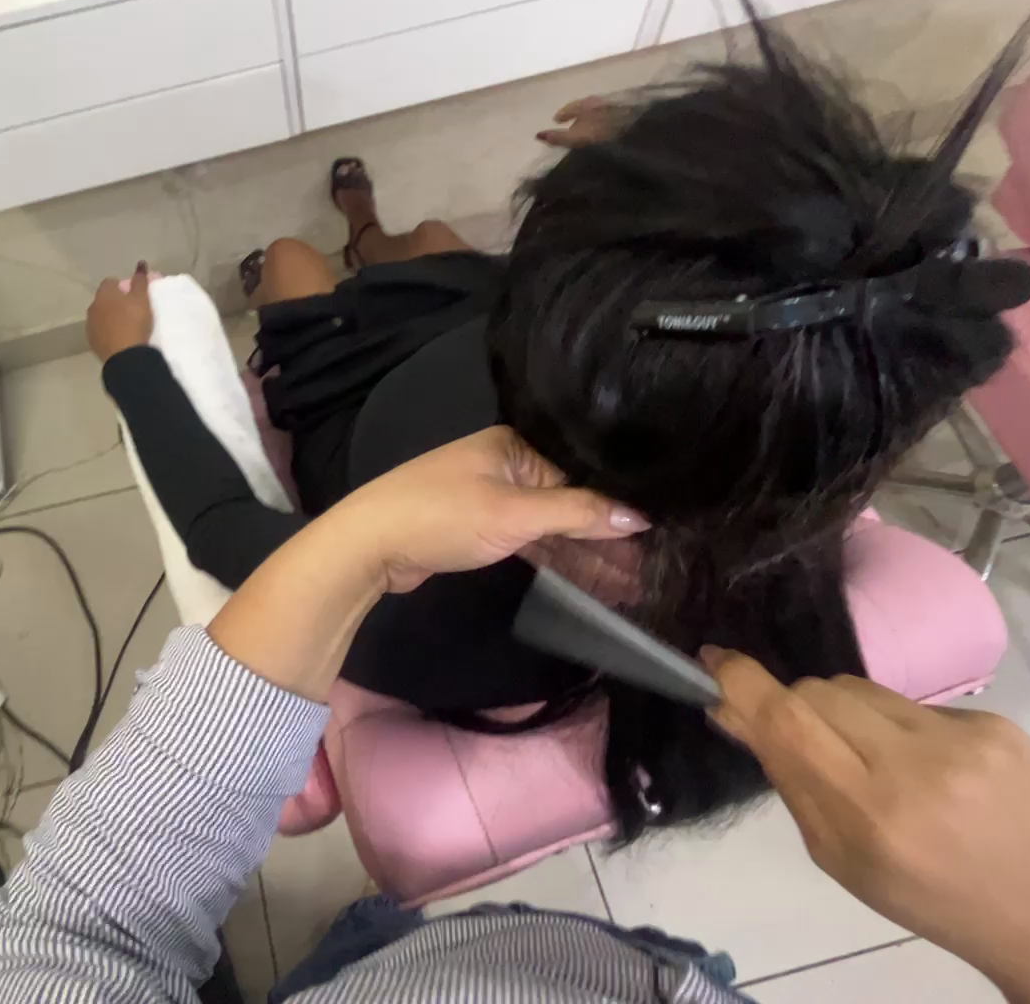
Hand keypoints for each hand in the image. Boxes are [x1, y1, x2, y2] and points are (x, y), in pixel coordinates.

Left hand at [86, 262, 154, 359]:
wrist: (126, 355)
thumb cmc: (135, 322)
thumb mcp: (142, 299)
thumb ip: (141, 281)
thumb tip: (140, 263)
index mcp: (104, 294)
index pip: (110, 282)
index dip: (122, 286)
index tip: (133, 295)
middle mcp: (93, 307)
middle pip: (103, 299)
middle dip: (114, 302)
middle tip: (130, 310)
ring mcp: (91, 325)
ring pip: (100, 316)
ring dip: (109, 318)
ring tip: (125, 326)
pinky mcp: (92, 342)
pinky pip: (100, 332)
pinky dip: (108, 332)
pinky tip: (119, 338)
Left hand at [324, 426, 646, 592]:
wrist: (369, 543)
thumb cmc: (443, 515)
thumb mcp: (514, 513)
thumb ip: (578, 513)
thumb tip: (641, 515)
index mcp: (515, 446)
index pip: (582, 472)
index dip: (620, 505)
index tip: (660, 534)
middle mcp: (506, 465)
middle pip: (569, 500)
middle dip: (607, 536)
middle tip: (653, 569)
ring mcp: (492, 498)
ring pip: (550, 525)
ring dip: (586, 553)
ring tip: (634, 582)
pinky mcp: (480, 528)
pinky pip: (530, 540)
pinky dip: (556, 558)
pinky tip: (591, 579)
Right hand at [537, 95, 628, 147]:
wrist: (637, 133)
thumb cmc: (602, 135)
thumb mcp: (577, 139)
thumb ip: (558, 138)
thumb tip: (539, 135)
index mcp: (587, 104)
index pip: (571, 107)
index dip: (563, 113)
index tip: (555, 120)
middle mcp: (601, 102)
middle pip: (585, 108)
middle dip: (577, 116)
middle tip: (570, 126)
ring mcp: (616, 107)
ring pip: (598, 111)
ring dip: (590, 119)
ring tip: (586, 129)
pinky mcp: (628, 114)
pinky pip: (610, 116)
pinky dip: (602, 122)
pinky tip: (604, 131)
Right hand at [703, 649, 1029, 1003]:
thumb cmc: (931, 899)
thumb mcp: (838, 857)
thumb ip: (785, 777)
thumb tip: (732, 710)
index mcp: (870, 815)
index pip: (786, 719)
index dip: (740, 681)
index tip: (711, 660)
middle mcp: (917, 767)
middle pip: (814, 691)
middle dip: (795, 707)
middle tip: (812, 743)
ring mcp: (965, 741)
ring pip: (857, 687)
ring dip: (843, 711)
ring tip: (875, 756)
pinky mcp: (999, 725)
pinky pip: (910, 701)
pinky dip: (896, 723)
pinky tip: (929, 764)